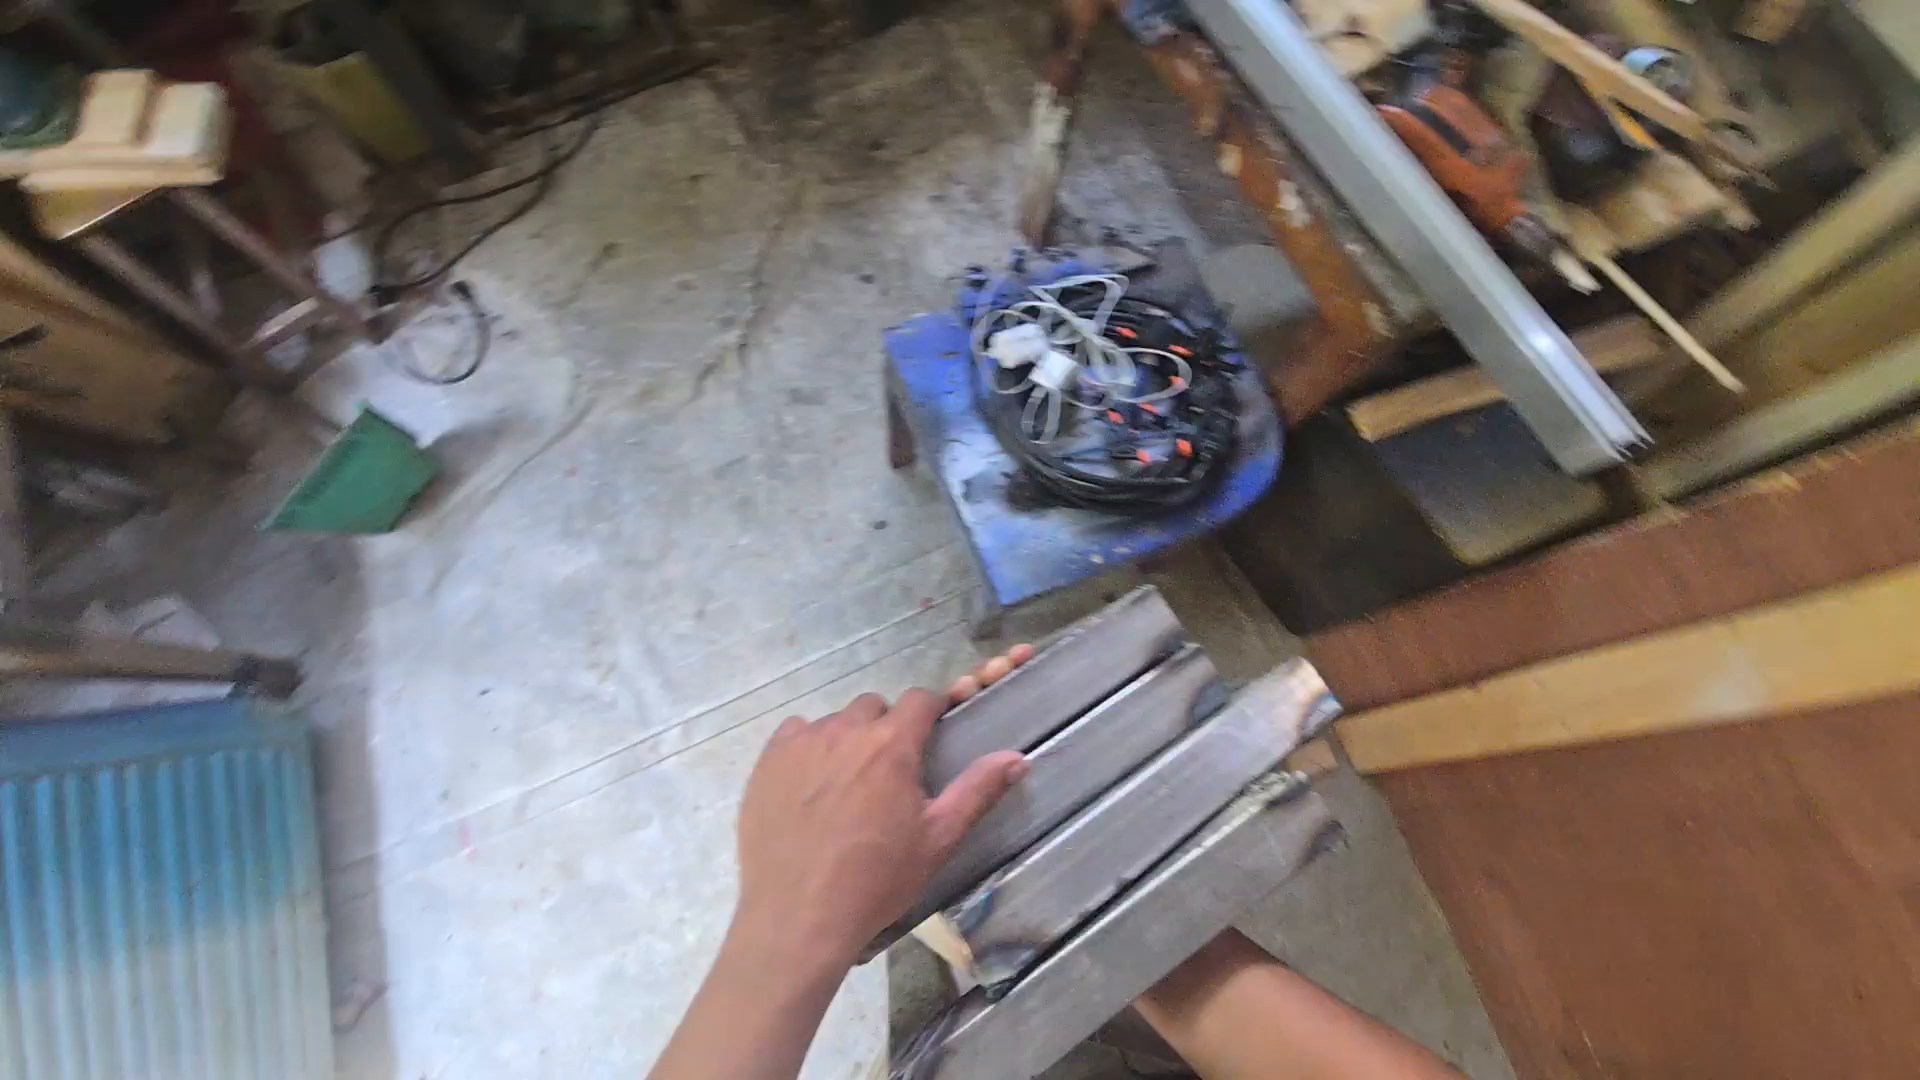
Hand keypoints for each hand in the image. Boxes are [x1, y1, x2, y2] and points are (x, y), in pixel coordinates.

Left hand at [730, 648, 1035, 971]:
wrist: (798, 919)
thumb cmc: (876, 880)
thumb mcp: (937, 840)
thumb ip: (978, 791)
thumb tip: (1018, 757)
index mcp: (892, 744)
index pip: (920, 699)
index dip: (929, 711)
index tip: (929, 736)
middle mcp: (846, 730)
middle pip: (875, 706)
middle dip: (886, 729)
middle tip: (887, 774)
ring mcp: (803, 742)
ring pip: (835, 721)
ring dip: (847, 739)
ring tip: (846, 785)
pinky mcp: (768, 760)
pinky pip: (795, 732)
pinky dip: (807, 747)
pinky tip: (809, 784)